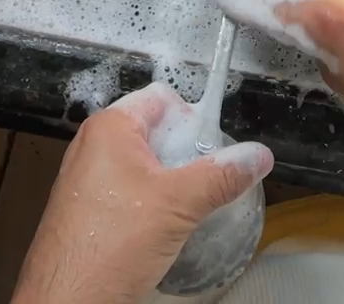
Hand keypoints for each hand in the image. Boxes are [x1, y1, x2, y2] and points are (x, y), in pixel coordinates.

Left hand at [11, 84, 272, 303]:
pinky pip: (126, 189)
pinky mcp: (83, 209)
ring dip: (168, 182)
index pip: (163, 98)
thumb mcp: (178, 205)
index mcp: (110, 126)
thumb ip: (221, 176)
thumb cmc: (111, 246)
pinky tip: (160, 230)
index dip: (192, 119)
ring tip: (185, 210)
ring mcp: (85, 177)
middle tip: (202, 184)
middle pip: (154, 130)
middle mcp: (93, 143)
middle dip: (183, 155)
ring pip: (142, 163)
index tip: (210, 151)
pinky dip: (148, 202)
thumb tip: (260, 156)